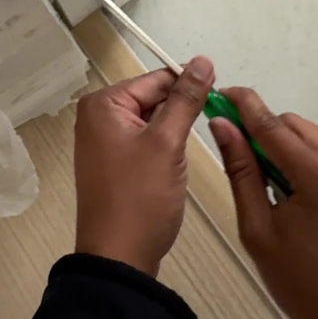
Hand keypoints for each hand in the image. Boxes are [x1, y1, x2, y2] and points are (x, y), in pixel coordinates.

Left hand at [72, 56, 214, 276]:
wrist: (118, 258)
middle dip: (179, 112)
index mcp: (103, 103)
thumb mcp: (167, 142)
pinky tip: (173, 166)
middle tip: (208, 128)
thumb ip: (186, 99)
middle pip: (151, 98)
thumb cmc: (140, 197)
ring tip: (187, 152)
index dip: (188, 86)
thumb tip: (202, 60)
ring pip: (150, 122)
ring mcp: (102, 141)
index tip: (220, 95)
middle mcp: (97, 116)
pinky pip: (143, 142)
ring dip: (173, 132)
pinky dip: (162, 148)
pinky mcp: (112, 163)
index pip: (155, 79)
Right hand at [210, 87, 317, 318]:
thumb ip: (241, 171)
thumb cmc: (306, 285)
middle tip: (241, 158)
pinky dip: (307, 159)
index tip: (218, 94)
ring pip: (310, 135)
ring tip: (273, 187)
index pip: (270, 122)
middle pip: (291, 124)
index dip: (241, 103)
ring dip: (285, 145)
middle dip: (263, 131)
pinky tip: (298, 194)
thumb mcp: (259, 231)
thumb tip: (222, 125)